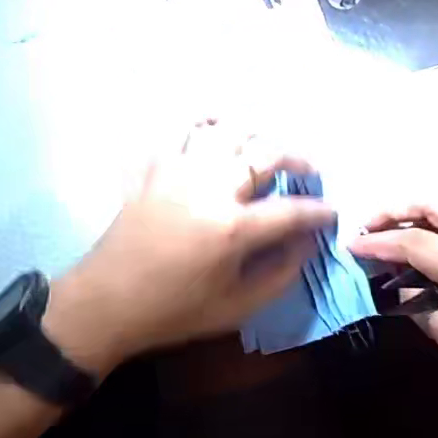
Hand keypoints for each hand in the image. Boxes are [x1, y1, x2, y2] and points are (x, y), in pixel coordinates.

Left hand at [41, 121, 335, 375]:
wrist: (105, 304)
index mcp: (232, 227)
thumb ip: (281, 272)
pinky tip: (214, 134)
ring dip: (252, 135)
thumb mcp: (238, 307)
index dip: (319, 211)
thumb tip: (307, 241)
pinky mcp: (153, 170)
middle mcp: (208, 187)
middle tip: (307, 172)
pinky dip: (202, 126)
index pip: (291, 210)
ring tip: (262, 149)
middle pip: (264, 153)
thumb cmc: (175, 310)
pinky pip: (179, 132)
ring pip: (224, 130)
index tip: (331, 213)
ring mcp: (177, 172)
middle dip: (295, 159)